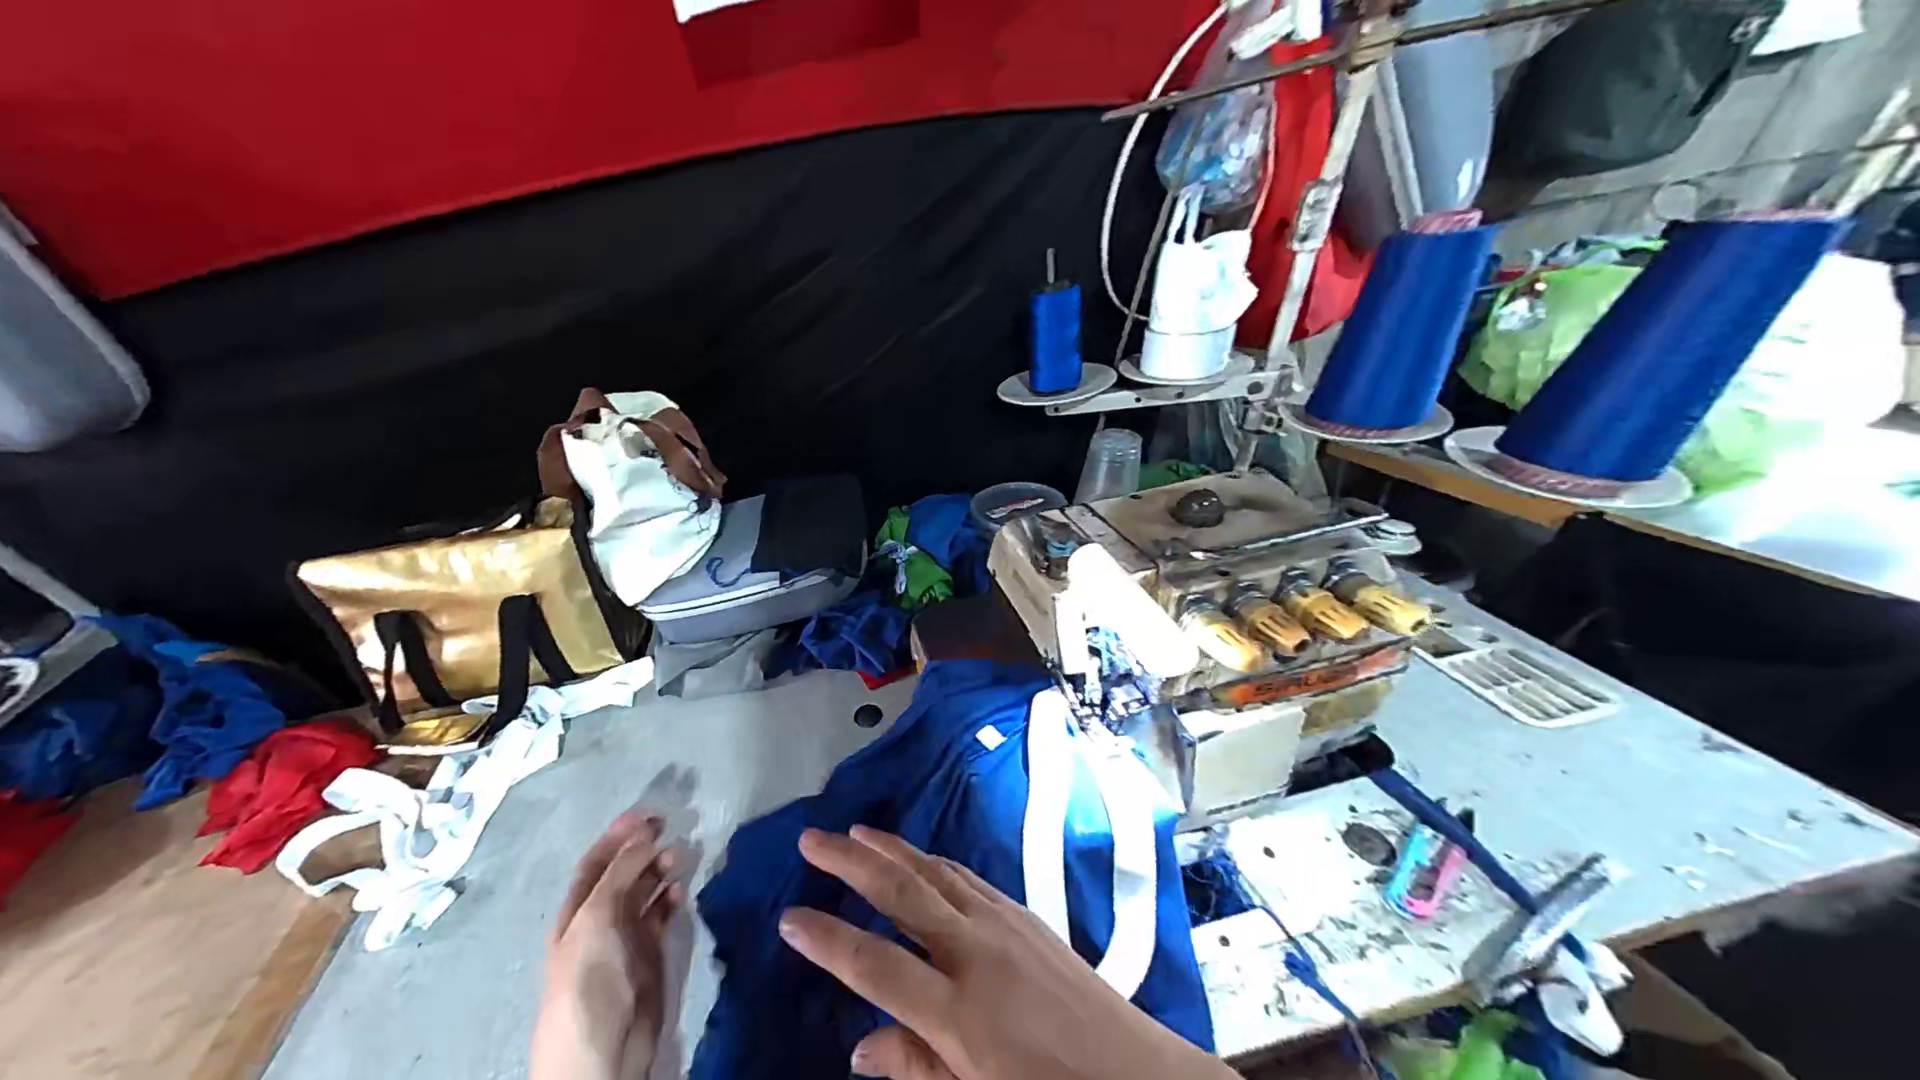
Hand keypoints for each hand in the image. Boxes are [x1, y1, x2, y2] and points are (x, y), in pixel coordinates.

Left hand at [530, 812, 682, 1079]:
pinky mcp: (650, 952)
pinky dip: (672, 898)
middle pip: (624, 872)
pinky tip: (683, 890)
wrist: (602, 1050)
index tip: (647, 813)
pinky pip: (661, 914)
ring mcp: (626, 935)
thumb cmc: (590, 978)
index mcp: (576, 910)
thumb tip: (646, 832)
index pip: (596, 862)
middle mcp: (600, 918)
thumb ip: (621, 873)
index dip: (618, 835)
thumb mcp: (596, 919)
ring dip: (662, 870)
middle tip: (672, 829)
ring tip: (682, 857)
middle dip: (644, 849)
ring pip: (646, 890)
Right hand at [779, 826, 1237, 1079]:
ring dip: (891, 849)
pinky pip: (966, 877)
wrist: (1135, 1072)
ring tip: (856, 832)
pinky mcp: (1023, 913)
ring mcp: (1003, 922)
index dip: (828, 939)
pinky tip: (919, 858)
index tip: (789, 916)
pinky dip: (932, 861)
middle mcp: (977, 950)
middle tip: (812, 838)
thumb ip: (917, 1068)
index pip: (876, 966)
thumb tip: (861, 1047)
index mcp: (960, 1009)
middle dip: (851, 862)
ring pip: (934, 872)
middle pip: (902, 893)